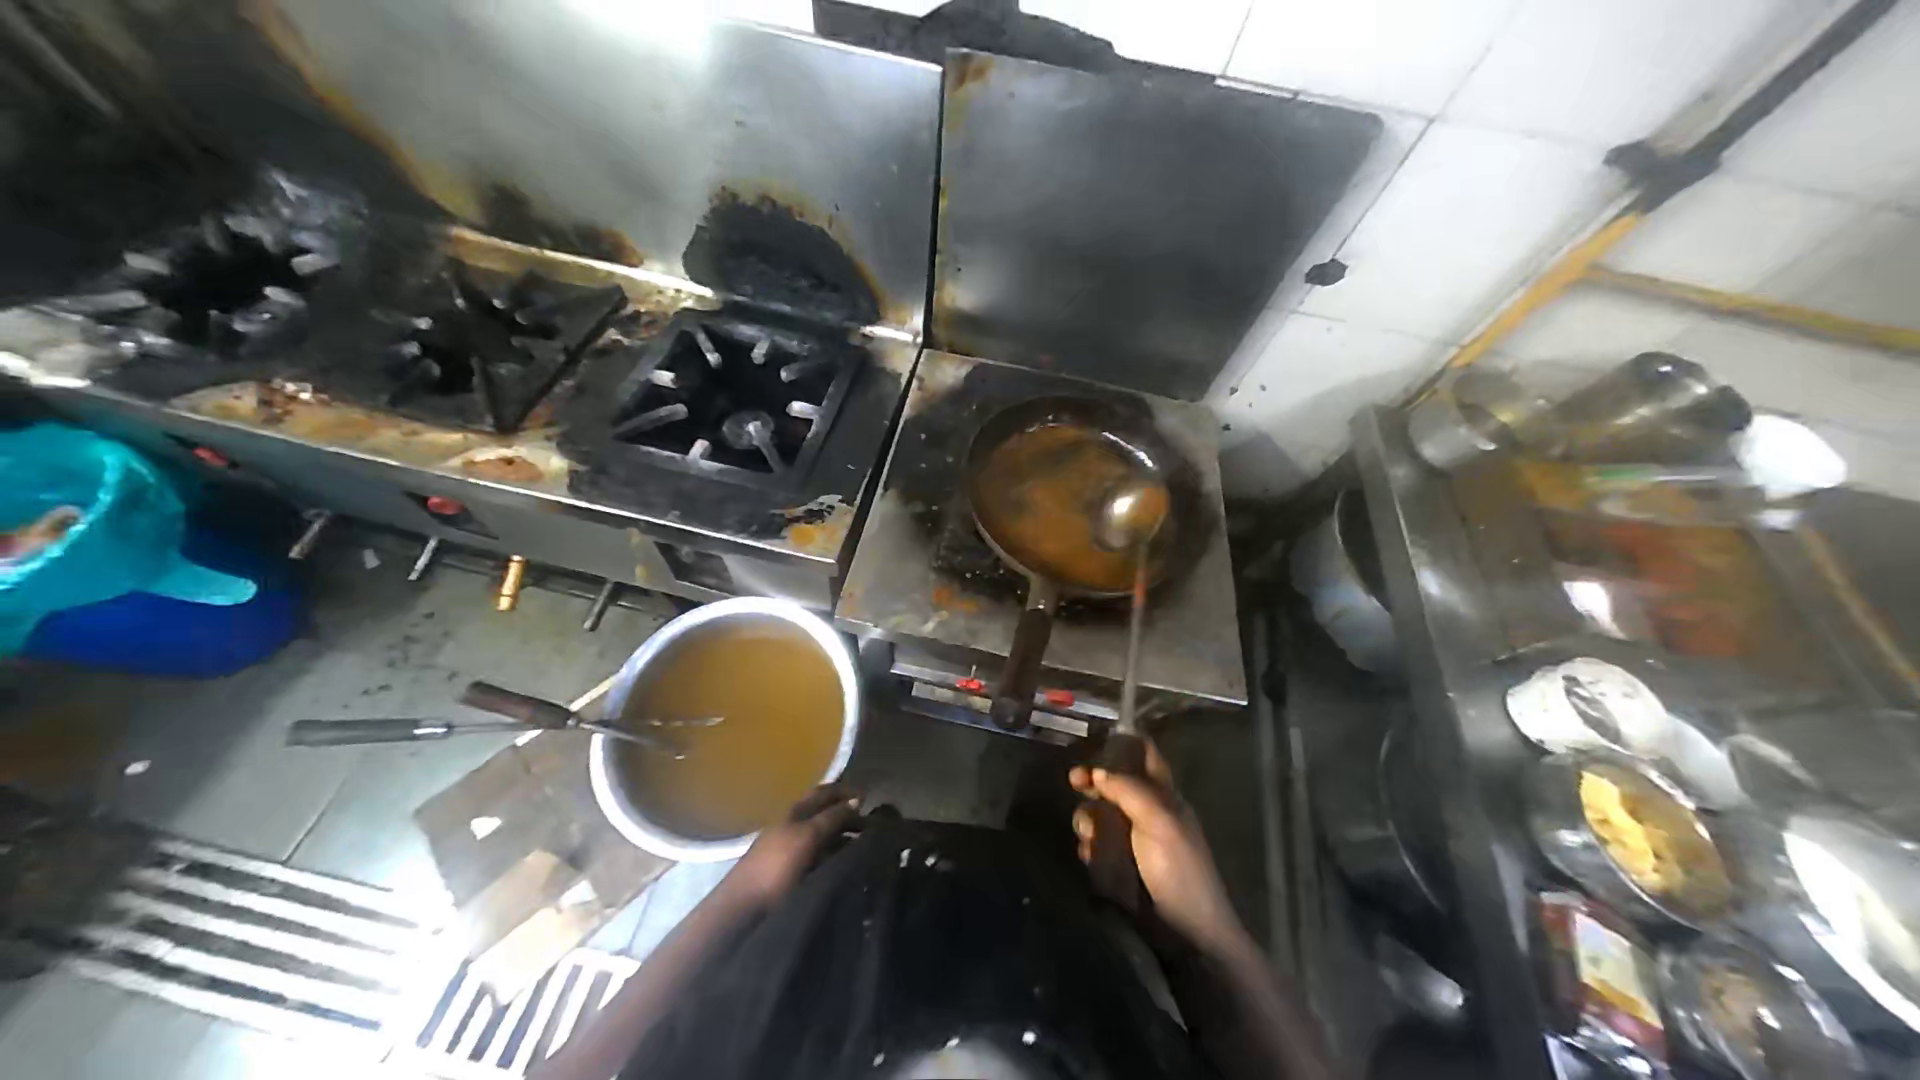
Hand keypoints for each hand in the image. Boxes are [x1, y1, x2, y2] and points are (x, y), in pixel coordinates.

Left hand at [719, 783, 861, 912]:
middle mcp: (793, 825)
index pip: (825, 792)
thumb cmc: (777, 865)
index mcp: (796, 811)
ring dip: (843, 836)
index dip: (846, 792)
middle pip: (825, 813)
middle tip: (872, 824)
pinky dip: (835, 854)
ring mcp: (791, 848)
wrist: (744, 906)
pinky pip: (819, 855)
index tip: (871, 798)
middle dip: (847, 814)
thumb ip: (832, 817)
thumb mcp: (809, 836)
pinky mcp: (791, 872)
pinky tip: (845, 864)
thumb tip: (856, 801)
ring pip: (823, 835)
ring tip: (865, 846)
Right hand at [1069, 747, 1245, 954]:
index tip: (1096, 740)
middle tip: (1073, 783)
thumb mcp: (1160, 822)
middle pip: (1114, 783)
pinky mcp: (1118, 866)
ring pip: (1099, 813)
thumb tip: (1096, 772)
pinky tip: (1089, 856)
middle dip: (1093, 783)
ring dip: (1088, 819)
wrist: (1187, 936)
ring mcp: (1132, 841)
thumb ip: (1129, 790)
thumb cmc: (1180, 872)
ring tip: (1089, 838)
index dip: (1125, 743)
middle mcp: (1148, 813)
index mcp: (1166, 797)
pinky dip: (1088, 846)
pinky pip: (1095, 844)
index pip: (1147, 757)